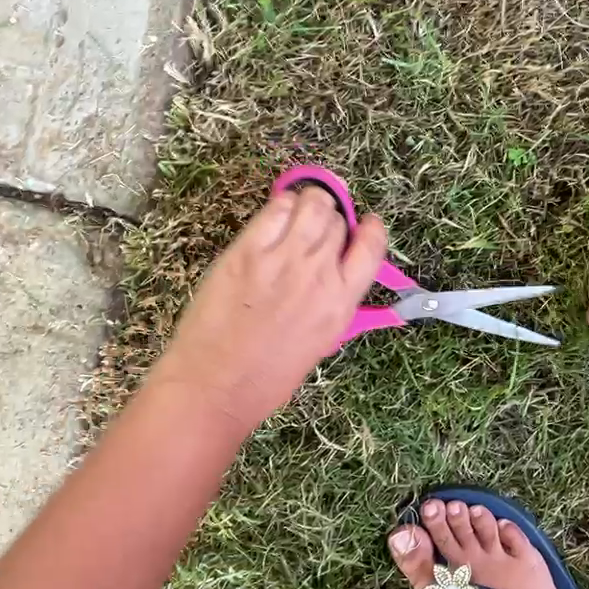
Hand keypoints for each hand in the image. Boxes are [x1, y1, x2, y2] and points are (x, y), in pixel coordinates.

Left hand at [152, 186, 386, 430]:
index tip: (362, 226)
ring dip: (310, 204)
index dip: (369, 229)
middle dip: (332, 219)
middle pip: (338, 221)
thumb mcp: (322, 340)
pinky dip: (281, 206)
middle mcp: (319, 274)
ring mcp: (282, 258)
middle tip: (316, 229)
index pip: (372, 246)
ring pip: (312, 204)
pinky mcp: (247, 250)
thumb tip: (335, 270)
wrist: (216, 384)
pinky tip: (274, 219)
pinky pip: (275, 208)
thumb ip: (334, 300)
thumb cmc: (269, 375)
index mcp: (342, 302)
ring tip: (298, 216)